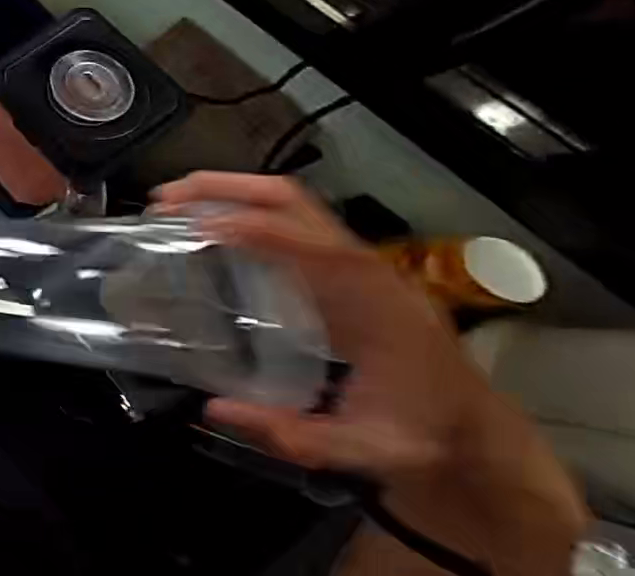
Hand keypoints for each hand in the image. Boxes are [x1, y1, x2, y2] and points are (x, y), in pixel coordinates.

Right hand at [152, 172, 587, 569]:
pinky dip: (239, 205)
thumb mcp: (363, 446)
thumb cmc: (419, 429)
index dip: (245, 229)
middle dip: (222, 188)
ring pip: (284, 197)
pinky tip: (205, 221)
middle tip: (165, 199)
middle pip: (287, 198)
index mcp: (367, 296)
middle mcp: (358, 261)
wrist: (469, 424)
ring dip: (226, 189)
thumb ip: (293, 433)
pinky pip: (284, 215)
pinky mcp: (336, 258)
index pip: (301, 242)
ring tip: (172, 199)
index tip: (191, 228)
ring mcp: (348, 253)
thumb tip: (214, 407)